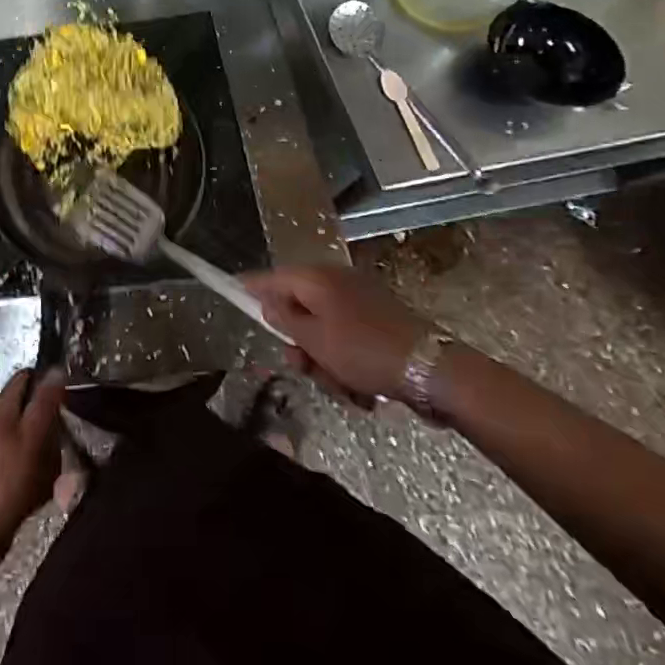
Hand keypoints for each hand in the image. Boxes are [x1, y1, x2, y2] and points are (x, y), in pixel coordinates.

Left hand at [0, 368, 65, 563]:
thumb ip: (45, 403)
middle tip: (58, 439)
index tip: (64, 401)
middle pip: (22, 404)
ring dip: (35, 440)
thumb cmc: (12, 481)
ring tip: (48, 463)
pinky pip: (10, 450)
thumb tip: (55, 371)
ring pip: (17, 429)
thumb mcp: (36, 438)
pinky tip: (32, 479)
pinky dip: (24, 457)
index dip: (45, 383)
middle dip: (42, 417)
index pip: (24, 378)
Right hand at [244, 265, 434, 403]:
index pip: (274, 276)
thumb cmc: (364, 351)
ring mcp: (361, 301)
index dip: (252, 286)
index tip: (233, 289)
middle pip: (299, 307)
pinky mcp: (379, 320)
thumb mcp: (314, 340)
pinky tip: (359, 387)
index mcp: (318, 280)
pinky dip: (346, 361)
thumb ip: (284, 319)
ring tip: (339, 385)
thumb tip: (267, 301)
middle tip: (301, 366)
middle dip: (297, 341)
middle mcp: (338, 282)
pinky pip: (347, 339)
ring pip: (323, 329)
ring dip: (323, 359)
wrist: (432, 369)